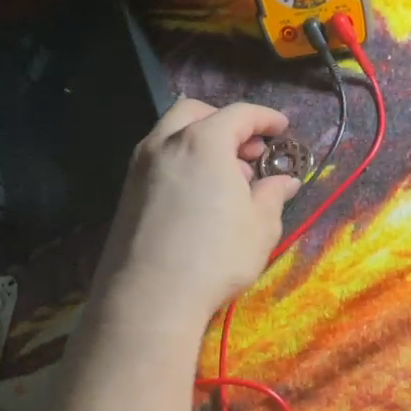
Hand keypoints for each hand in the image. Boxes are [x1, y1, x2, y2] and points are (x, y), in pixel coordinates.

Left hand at [90, 99, 300, 332]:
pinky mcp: (127, 193)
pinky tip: (201, 196)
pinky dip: (183, 162)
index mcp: (203, 142)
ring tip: (229, 177)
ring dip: (202, 142)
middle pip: (196, 112)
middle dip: (226, 121)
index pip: (239, 113)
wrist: (150, 299)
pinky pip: (159, 160)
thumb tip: (284, 181)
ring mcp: (140, 168)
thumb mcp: (261, 225)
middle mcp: (165, 144)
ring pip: (172, 134)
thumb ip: (273, 194)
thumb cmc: (216, 256)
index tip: (283, 128)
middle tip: (250, 149)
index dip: (265, 117)